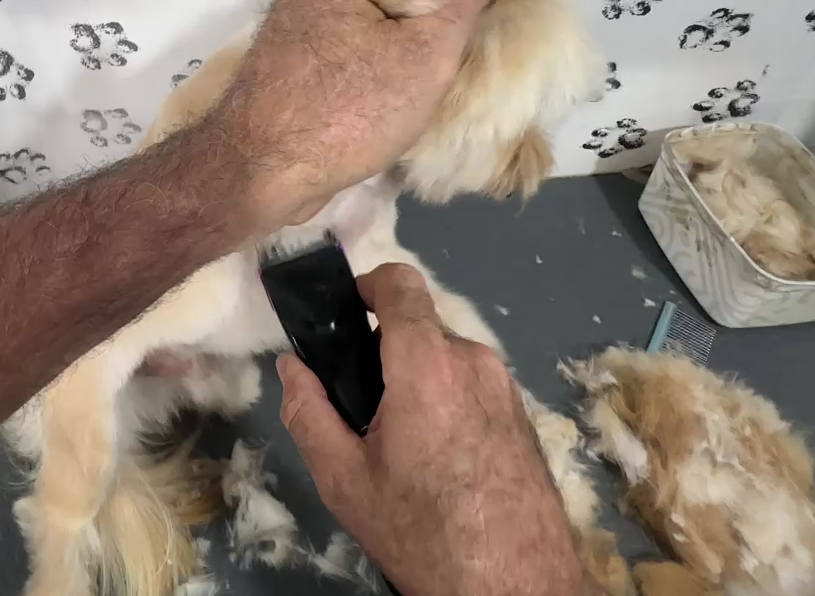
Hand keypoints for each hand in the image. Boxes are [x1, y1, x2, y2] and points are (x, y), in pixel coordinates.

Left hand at [214, 0, 508, 226]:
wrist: (260, 175)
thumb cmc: (345, 109)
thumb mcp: (423, 51)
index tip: (493, 8)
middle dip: (433, 26)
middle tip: (468, 57)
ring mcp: (299, 35)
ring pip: (377, 34)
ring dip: (409, 59)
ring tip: (439, 87)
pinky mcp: (296, 73)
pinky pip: (354, 63)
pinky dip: (380, 80)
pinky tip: (401, 106)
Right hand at [278, 264, 588, 595]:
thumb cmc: (423, 531)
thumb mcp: (343, 478)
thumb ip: (307, 410)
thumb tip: (291, 365)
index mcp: (427, 364)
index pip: (399, 283)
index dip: (368, 284)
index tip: (347, 316)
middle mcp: (472, 361)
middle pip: (417, 324)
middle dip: (384, 349)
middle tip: (362, 403)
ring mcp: (505, 387)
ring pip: (443, 355)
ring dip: (415, 376)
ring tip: (400, 439)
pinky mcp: (523, 415)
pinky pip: (470, 382)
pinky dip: (446, 398)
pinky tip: (438, 455)